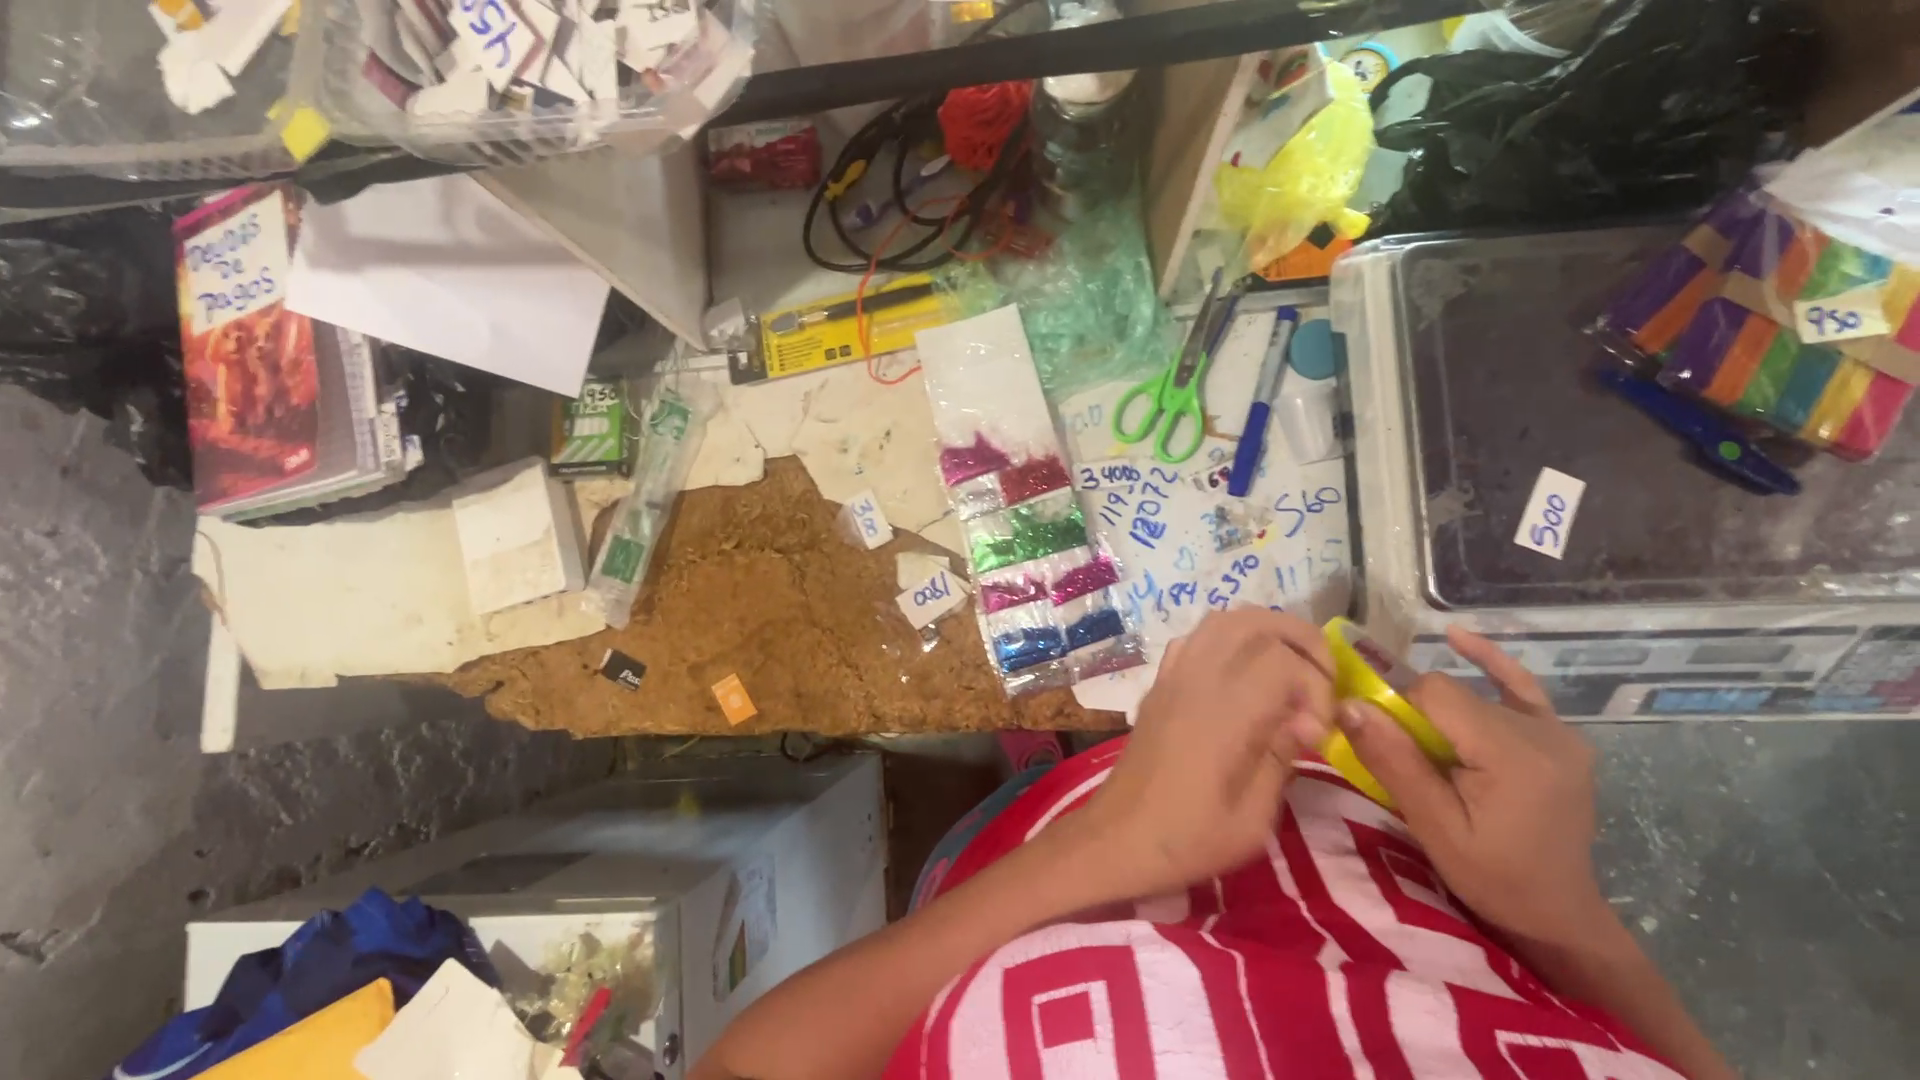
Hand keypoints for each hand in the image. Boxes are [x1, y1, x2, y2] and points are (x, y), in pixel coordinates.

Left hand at [1073, 609, 1335, 899]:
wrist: (1116, 839)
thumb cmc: (1187, 840)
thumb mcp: (1252, 819)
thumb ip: (1281, 757)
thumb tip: (1307, 720)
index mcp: (1223, 713)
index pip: (1282, 660)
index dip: (1315, 687)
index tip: (1317, 734)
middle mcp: (1196, 681)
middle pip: (1255, 621)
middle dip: (1301, 642)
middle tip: (1321, 684)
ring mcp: (1173, 677)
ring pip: (1224, 620)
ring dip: (1267, 634)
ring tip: (1291, 674)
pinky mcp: (1159, 685)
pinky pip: (1196, 638)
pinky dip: (1230, 641)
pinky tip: (1244, 678)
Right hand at [1335, 625, 1609, 946]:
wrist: (1556, 911)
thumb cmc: (1492, 876)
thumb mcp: (1434, 827)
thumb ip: (1394, 761)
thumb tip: (1347, 705)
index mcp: (1514, 754)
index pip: (1435, 694)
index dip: (1397, 709)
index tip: (1378, 739)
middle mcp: (1543, 732)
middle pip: (1453, 694)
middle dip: (1415, 714)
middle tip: (1401, 756)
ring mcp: (1558, 731)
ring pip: (1473, 694)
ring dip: (1440, 712)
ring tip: (1423, 746)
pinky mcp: (1561, 736)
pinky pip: (1520, 686)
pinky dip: (1488, 663)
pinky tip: (1457, 638)